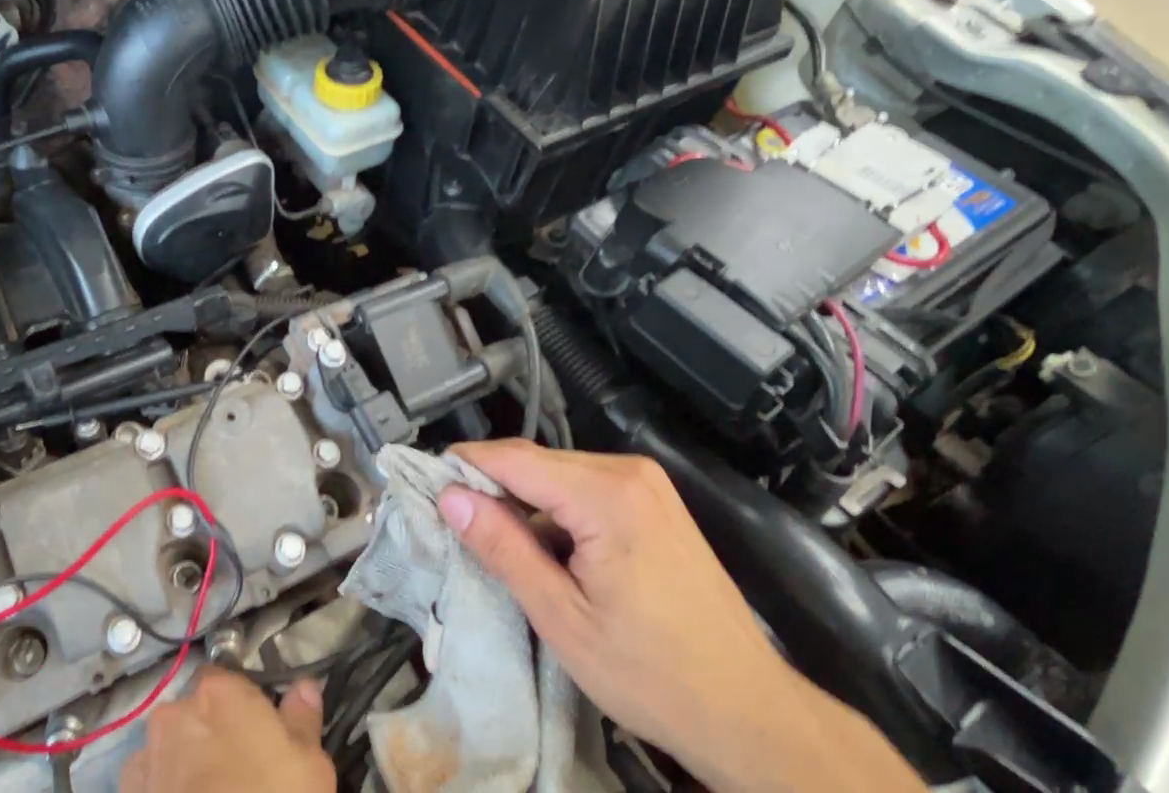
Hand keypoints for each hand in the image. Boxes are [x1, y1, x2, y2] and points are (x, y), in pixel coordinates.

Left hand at [120, 667, 334, 792]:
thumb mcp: (309, 764)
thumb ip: (302, 718)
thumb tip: (305, 686)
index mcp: (220, 692)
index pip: (227, 680)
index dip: (241, 704)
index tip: (257, 729)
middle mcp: (177, 711)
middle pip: (196, 710)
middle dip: (211, 728)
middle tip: (238, 763)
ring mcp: (147, 751)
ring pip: (170, 743)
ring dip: (185, 755)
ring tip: (211, 787)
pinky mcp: (131, 788)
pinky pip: (150, 776)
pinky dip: (162, 784)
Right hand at [441, 440, 926, 792]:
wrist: (747, 711)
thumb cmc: (652, 674)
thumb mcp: (560, 616)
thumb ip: (502, 548)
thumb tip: (449, 497)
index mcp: (606, 495)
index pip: (512, 458)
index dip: (461, 469)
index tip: (421, 489)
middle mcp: (629, 474)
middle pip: (534, 463)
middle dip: (491, 491)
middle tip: (453, 531)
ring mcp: (648, 487)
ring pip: (557, 477)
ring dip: (523, 506)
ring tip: (497, 552)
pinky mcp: (655, 506)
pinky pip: (586, 492)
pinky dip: (555, 516)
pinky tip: (547, 557)